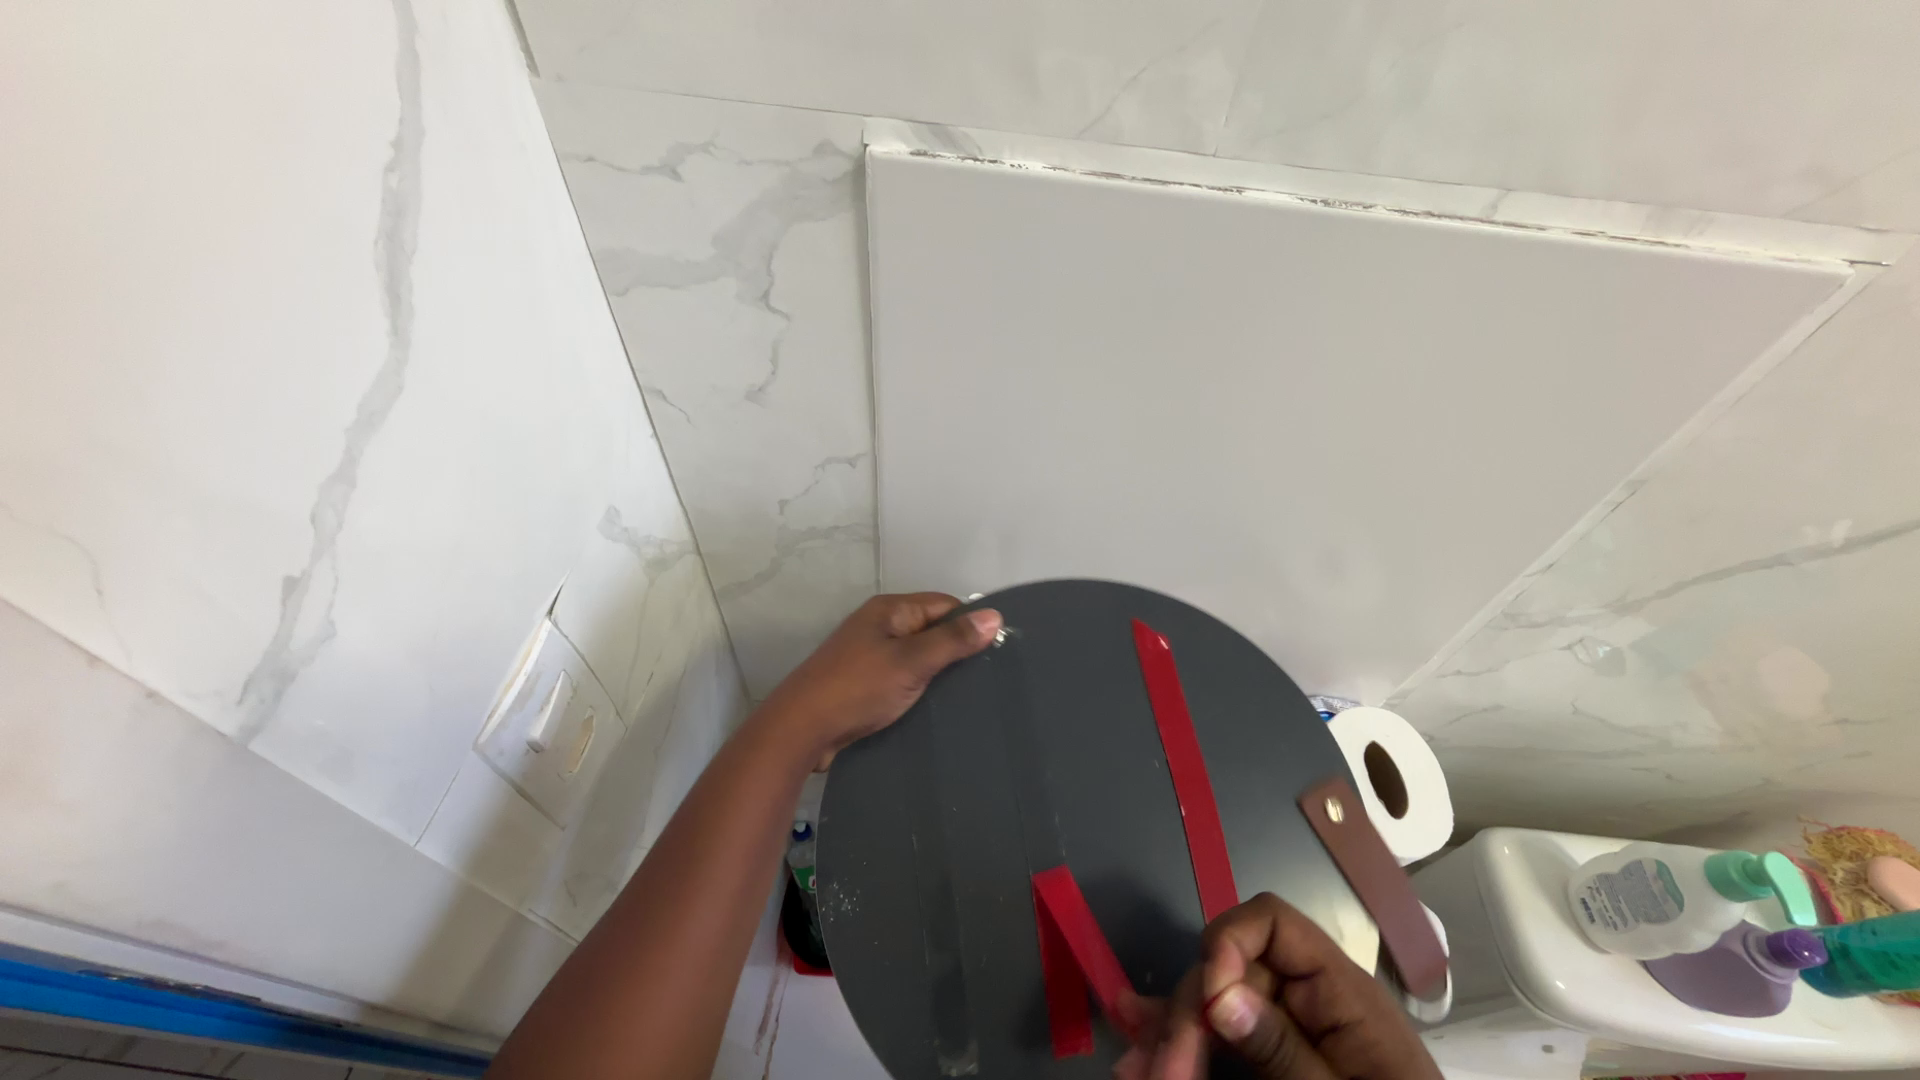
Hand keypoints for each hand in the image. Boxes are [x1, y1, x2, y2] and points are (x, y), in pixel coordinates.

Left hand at [756, 592, 1002, 768]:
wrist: (802, 730)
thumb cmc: (858, 688)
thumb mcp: (911, 662)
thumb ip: (953, 640)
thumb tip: (994, 616)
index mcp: (890, 611)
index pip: (944, 605)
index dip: (970, 624)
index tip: (997, 651)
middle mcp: (880, 626)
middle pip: (932, 631)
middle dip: (956, 652)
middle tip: (988, 678)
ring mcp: (870, 656)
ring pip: (918, 659)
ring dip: (938, 675)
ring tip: (970, 696)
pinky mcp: (865, 685)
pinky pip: (903, 680)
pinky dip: (920, 691)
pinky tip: (938, 710)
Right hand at [1117, 894, 1440, 1079]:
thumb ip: (1284, 1050)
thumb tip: (1220, 995)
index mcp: (1343, 993)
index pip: (1272, 922)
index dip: (1229, 943)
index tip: (1208, 1003)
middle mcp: (1308, 998)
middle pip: (1229, 971)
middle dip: (1190, 1014)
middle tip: (1162, 1073)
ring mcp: (1287, 1029)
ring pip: (1213, 1006)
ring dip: (1172, 1032)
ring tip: (1136, 1070)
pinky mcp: (1273, 1059)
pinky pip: (1220, 1037)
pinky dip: (1182, 1043)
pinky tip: (1142, 1054)